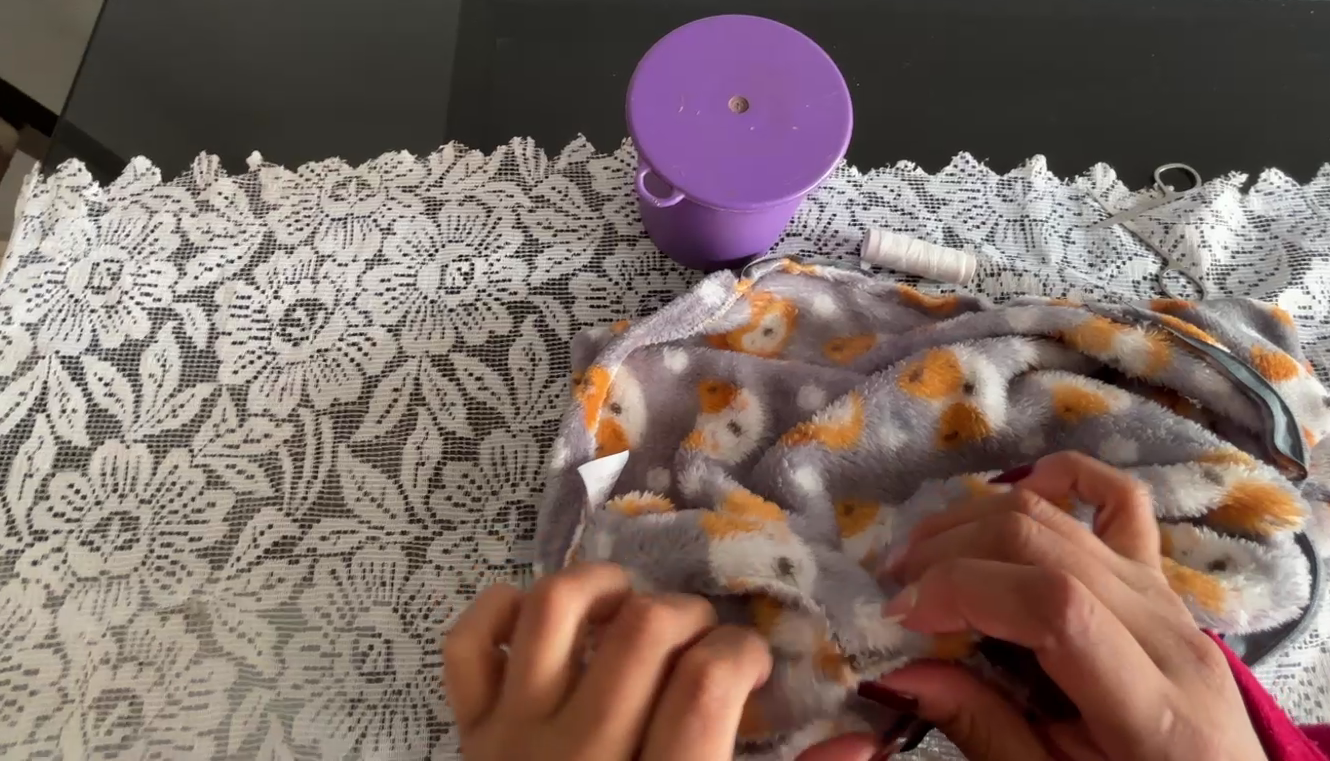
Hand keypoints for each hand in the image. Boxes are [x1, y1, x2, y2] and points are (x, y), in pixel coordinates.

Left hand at [443, 562, 773, 760]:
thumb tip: (863, 741)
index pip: (707, 685)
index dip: (742, 653)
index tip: (750, 662)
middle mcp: (577, 760)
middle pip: (641, 631)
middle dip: (687, 614)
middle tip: (700, 637)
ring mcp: (511, 742)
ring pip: (553, 609)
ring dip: (601, 586)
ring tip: (630, 608)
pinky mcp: (467, 735)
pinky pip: (467, 642)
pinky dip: (500, 609)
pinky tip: (541, 624)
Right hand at [799, 452, 1266, 760]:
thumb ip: (981, 730)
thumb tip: (896, 671)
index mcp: (1159, 711)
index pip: (1052, 605)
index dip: (961, 591)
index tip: (900, 618)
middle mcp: (1168, 634)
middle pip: (1040, 544)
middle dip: (947, 555)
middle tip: (896, 590)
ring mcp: (1166, 594)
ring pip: (1050, 515)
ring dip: (967, 523)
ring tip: (920, 558)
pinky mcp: (1158, 576)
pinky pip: (1119, 498)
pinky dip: (1060, 478)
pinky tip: (1015, 491)